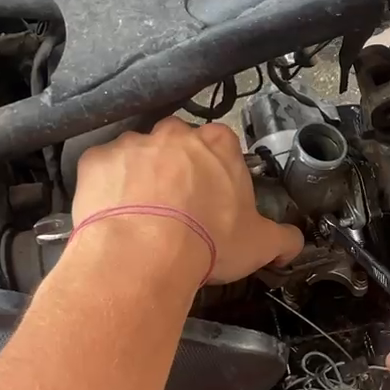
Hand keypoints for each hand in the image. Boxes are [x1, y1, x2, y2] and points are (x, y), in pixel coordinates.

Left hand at [72, 117, 303, 285]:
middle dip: (181, 171)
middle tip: (183, 209)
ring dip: (143, 179)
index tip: (217, 198)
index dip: (220, 174)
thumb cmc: (206, 241)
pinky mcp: (97, 162)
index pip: (224, 146)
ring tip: (147, 218)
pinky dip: (109, 189)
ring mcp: (132, 144)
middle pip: (180, 146)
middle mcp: (175, 135)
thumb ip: (283, 238)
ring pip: (140, 156)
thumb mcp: (260, 244)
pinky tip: (119, 216)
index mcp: (218, 145)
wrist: (143, 254)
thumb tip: (292, 243)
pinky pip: (104, 171)